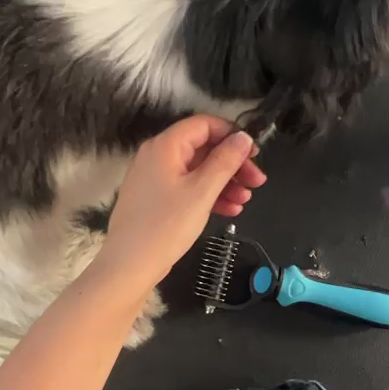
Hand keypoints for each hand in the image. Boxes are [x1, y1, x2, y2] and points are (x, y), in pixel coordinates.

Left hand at [95, 116, 265, 288]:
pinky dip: (209, 195)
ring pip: (198, 171)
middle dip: (233, 164)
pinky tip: (230, 210)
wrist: (131, 264)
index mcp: (166, 146)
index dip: (232, 135)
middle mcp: (158, 156)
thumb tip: (244, 137)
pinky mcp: (157, 199)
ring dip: (225, 182)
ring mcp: (155, 178)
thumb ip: (225, 161)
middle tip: (258, 181)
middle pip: (203, 149)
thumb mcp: (202, 191)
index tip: (255, 154)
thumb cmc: (166, 225)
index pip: (204, 125)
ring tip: (246, 200)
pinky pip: (188, 188)